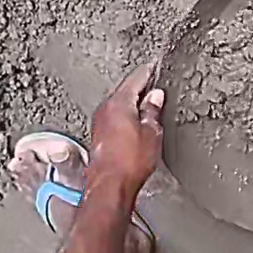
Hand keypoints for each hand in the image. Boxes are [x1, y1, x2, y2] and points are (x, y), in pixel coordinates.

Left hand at [88, 62, 165, 191]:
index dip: (148, 72)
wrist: (109, 186)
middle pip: (124, 90)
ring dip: (131, 102)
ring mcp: (99, 123)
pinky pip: (113, 118)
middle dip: (139, 87)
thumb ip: (152, 111)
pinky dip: (124, 115)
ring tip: (146, 103)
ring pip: (118, 104)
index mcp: (119, 103)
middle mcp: (105, 109)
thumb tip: (155, 97)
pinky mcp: (98, 136)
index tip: (155, 66)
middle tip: (153, 82)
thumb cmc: (129, 162)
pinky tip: (132, 122)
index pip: (135, 78)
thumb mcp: (151, 133)